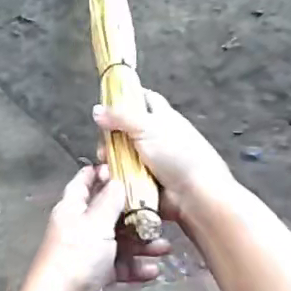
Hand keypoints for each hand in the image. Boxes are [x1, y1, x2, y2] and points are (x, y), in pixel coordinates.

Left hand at [28, 164, 171, 290]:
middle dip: (133, 214)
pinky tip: (153, 271)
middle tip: (158, 214)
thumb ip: (109, 200)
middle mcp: (78, 228)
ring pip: (118, 242)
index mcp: (72, 209)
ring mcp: (87, 254)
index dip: (99, 173)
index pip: (83, 183)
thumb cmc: (77, 256)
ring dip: (141, 244)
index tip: (121, 166)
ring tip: (164, 247)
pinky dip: (136, 268)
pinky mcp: (96, 276)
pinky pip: (120, 267)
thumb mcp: (96, 221)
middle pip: (108, 214)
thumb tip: (116, 180)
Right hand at [93, 91, 233, 224]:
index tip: (107, 101)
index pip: (143, 99)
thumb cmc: (177, 154)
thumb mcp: (147, 127)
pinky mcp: (143, 178)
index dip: (127, 97)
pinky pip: (122, 172)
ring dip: (110, 156)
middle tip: (104, 142)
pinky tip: (109, 175)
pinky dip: (114, 173)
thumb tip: (96, 110)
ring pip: (120, 152)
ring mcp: (149, 158)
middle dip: (110, 134)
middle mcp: (155, 135)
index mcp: (162, 117)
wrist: (193, 193)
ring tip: (105, 161)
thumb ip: (120, 117)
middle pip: (125, 128)